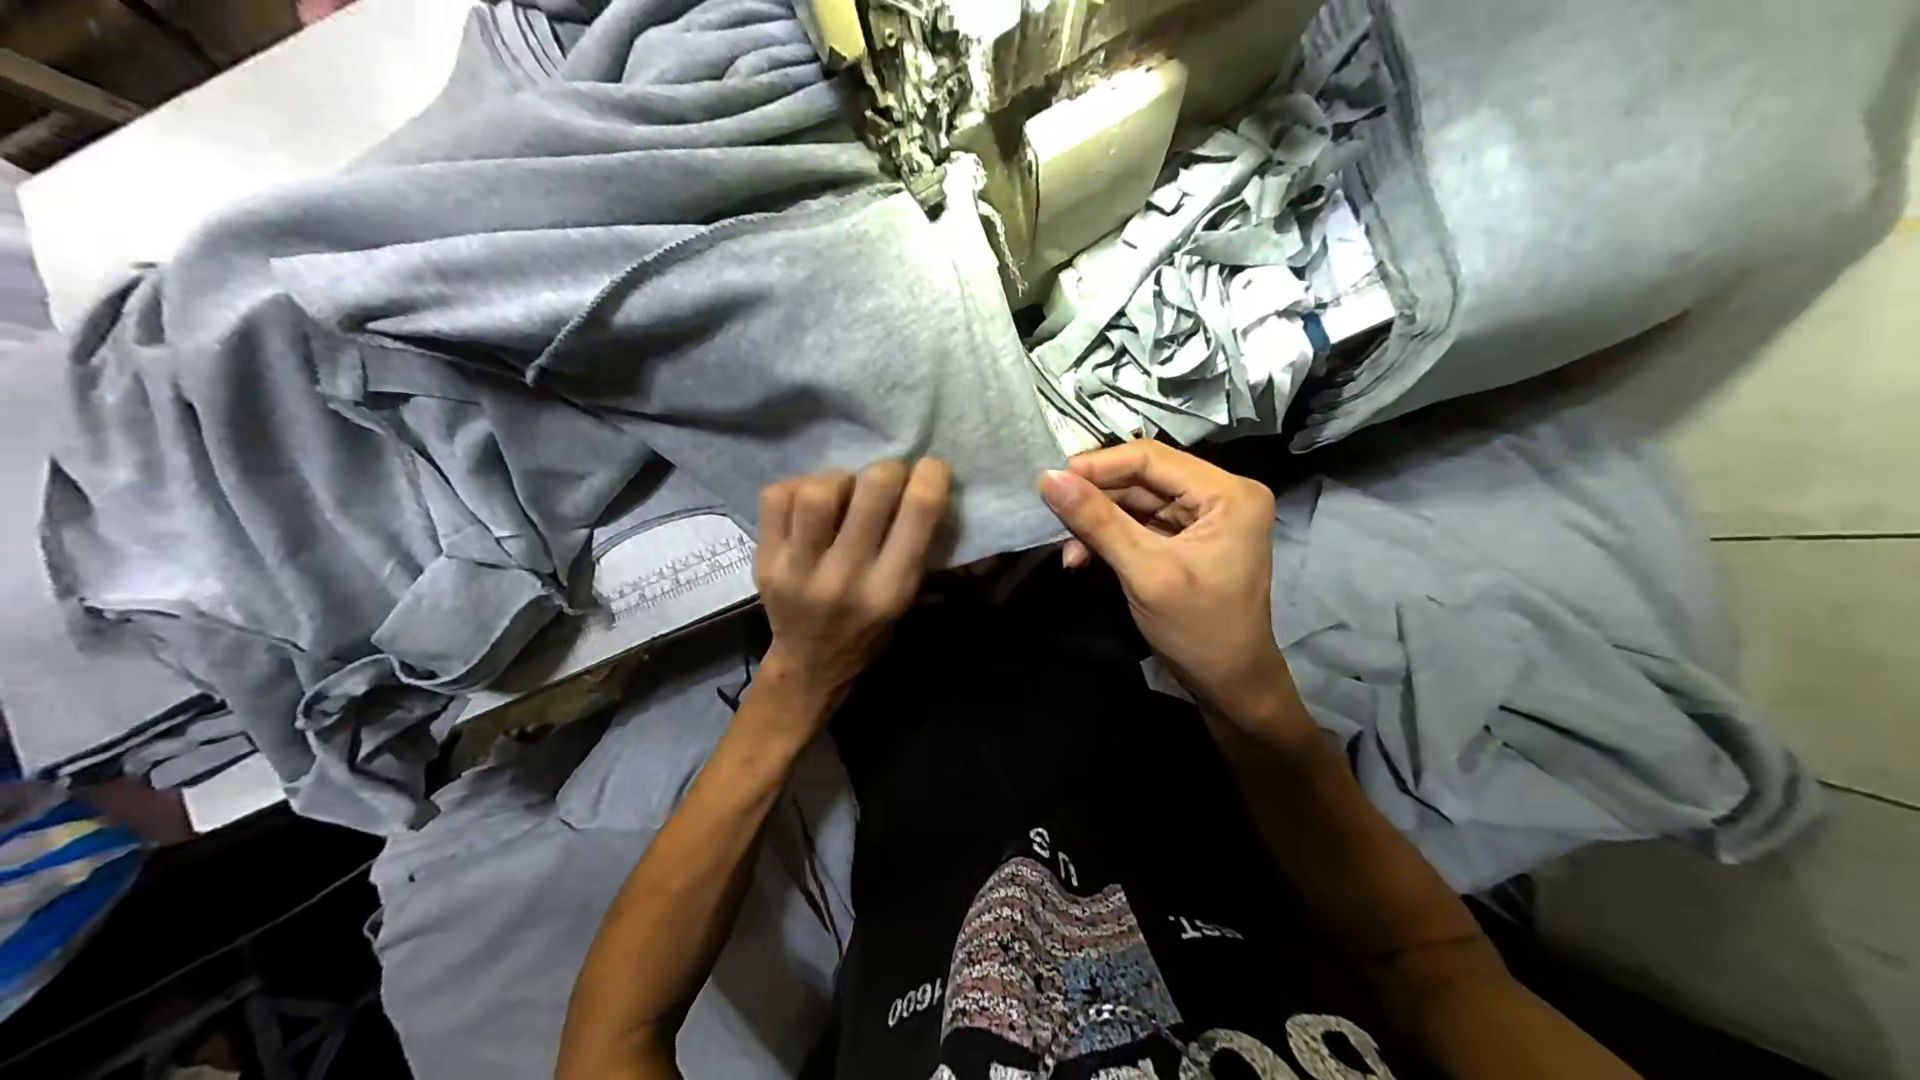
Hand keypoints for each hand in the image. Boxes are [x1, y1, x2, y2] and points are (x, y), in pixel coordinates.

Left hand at [752, 459, 951, 730]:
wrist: (812, 663)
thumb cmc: (871, 628)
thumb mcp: (909, 597)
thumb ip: (919, 546)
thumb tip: (926, 482)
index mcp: (890, 589)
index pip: (919, 511)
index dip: (932, 475)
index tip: (931, 468)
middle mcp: (845, 577)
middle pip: (872, 488)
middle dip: (888, 470)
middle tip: (887, 477)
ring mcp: (798, 569)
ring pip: (819, 490)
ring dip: (840, 479)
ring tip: (844, 492)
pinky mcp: (765, 560)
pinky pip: (777, 495)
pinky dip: (799, 486)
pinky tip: (811, 502)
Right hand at [1039, 440, 1305, 735]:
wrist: (1228, 683)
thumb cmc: (1198, 629)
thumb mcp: (1145, 572)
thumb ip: (1097, 522)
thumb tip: (1048, 478)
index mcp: (1227, 493)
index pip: (1151, 458)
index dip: (1098, 465)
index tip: (1051, 480)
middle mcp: (1219, 494)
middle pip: (1141, 477)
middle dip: (1094, 498)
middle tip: (1051, 513)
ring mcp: (1202, 516)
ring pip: (1134, 500)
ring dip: (1097, 521)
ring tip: (1066, 546)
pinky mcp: (1185, 537)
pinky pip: (1138, 522)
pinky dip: (1108, 536)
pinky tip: (1082, 555)